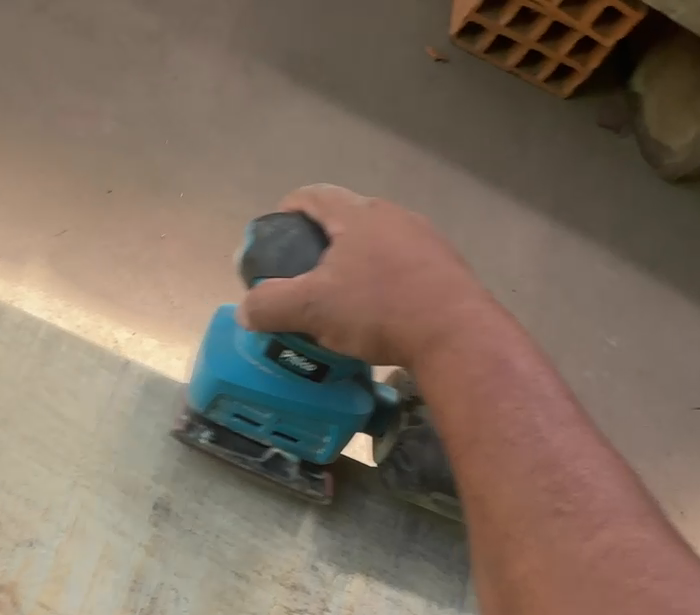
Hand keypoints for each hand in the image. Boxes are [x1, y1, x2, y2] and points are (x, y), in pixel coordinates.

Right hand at [238, 184, 506, 370]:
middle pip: (347, 220)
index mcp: (356, 215)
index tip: (275, 232)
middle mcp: (392, 216)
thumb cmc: (377, 310)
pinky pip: (403, 269)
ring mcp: (424, 240)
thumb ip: (270, 305)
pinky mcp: (445, 269)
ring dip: (355, 265)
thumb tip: (245, 311)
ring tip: (341, 299)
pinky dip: (383, 284)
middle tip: (303, 276)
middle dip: (321, 244)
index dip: (288, 209)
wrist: (454, 334)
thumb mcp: (311, 309)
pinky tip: (379, 314)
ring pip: (377, 245)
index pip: (313, 195)